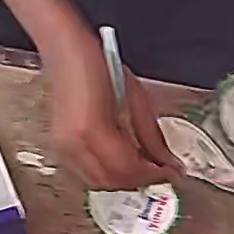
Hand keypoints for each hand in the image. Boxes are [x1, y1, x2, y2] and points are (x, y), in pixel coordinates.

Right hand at [45, 31, 178, 188]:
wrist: (66, 50)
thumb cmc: (99, 64)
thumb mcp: (135, 97)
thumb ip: (151, 136)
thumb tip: (169, 163)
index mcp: (93, 130)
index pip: (128, 169)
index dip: (153, 175)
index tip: (172, 173)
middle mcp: (74, 145)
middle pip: (113, 181)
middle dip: (140, 180)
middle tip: (162, 171)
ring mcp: (63, 148)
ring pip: (99, 182)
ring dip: (124, 180)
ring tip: (144, 166)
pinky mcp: (61, 147)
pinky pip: (87, 173)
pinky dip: (108, 173)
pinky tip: (122, 160)